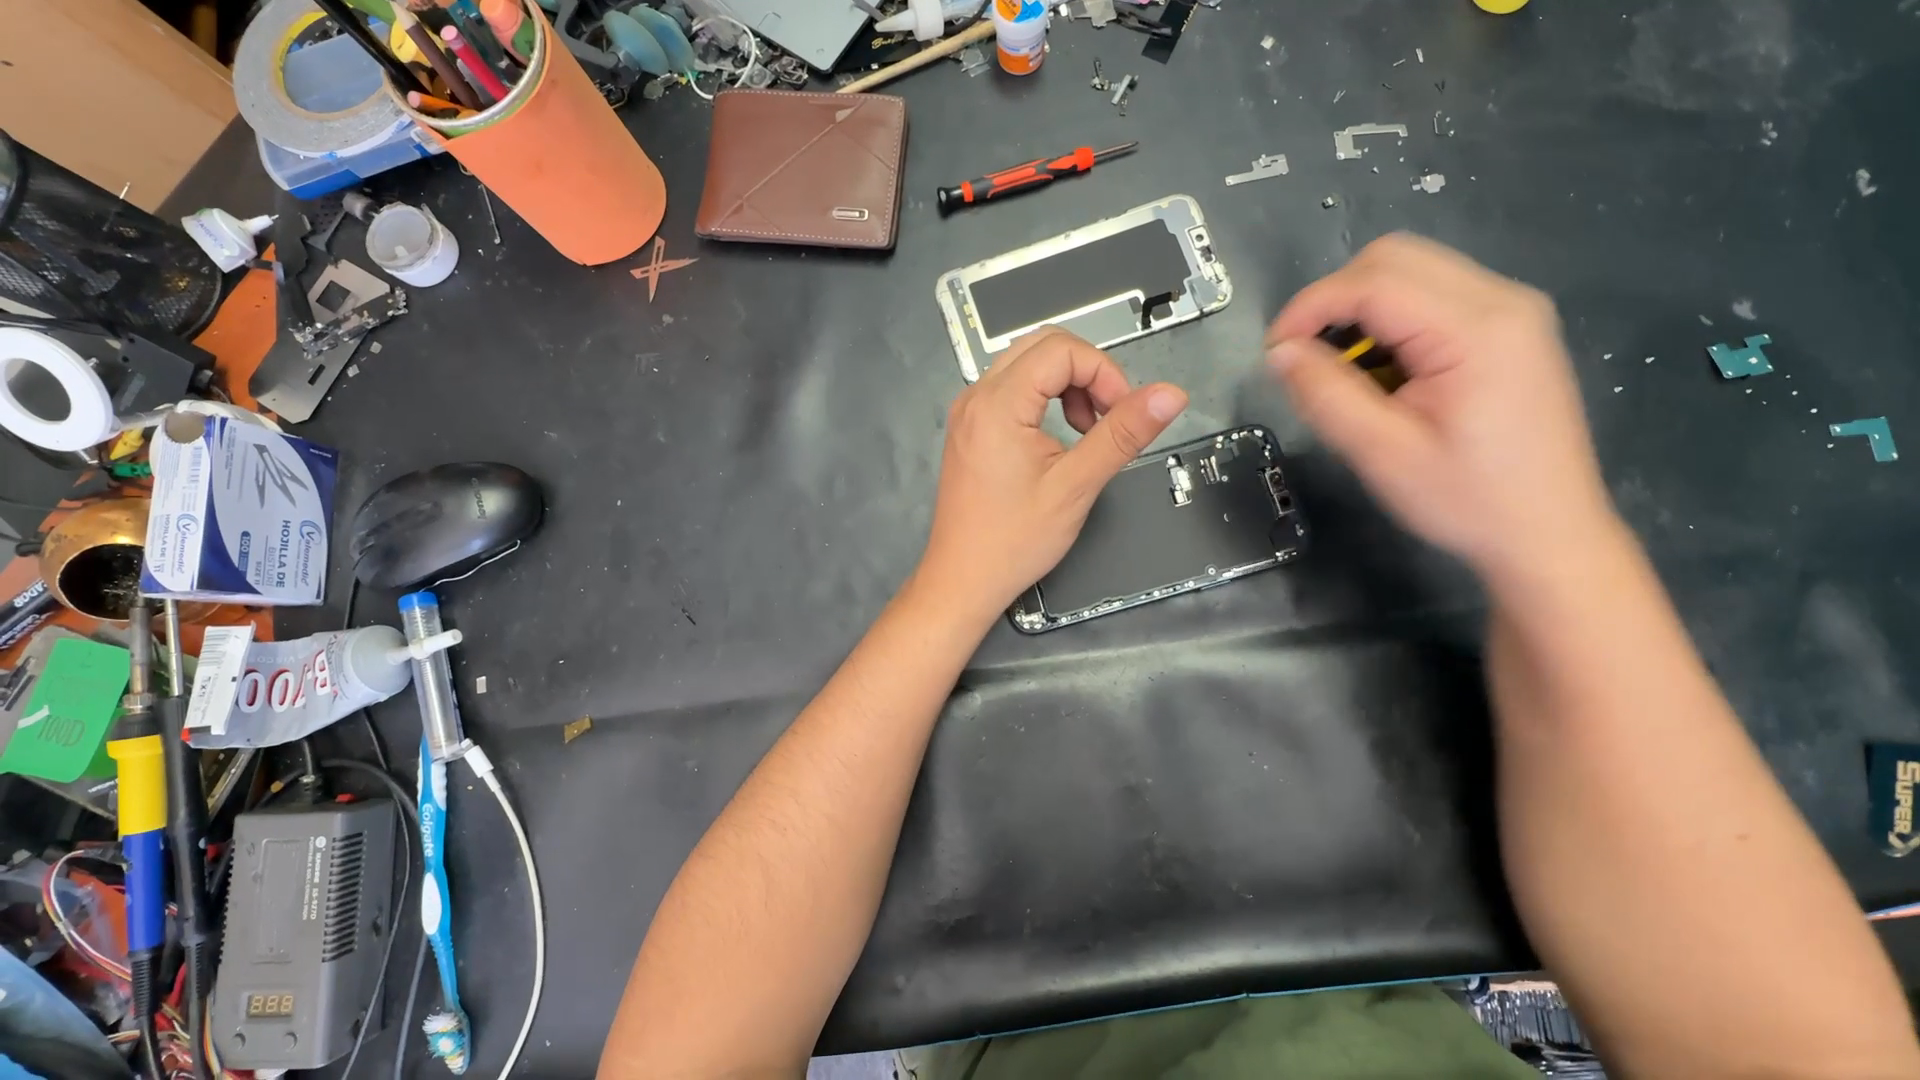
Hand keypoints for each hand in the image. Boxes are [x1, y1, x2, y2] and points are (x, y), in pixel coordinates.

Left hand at [917, 328, 1186, 614]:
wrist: (963, 579)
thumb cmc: (1012, 541)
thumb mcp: (1077, 486)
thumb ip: (1123, 434)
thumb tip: (1168, 396)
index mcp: (997, 405)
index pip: (1061, 350)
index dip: (1103, 372)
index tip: (1121, 413)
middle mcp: (976, 398)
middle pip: (1043, 347)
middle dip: (1087, 373)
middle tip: (1107, 417)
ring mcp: (969, 412)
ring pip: (1027, 365)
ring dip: (1067, 386)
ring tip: (1087, 431)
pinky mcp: (970, 428)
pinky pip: (1012, 390)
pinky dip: (1044, 400)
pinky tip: (1060, 438)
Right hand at [1265, 234, 1620, 577]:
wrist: (1549, 535)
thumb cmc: (1467, 500)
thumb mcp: (1382, 453)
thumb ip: (1325, 394)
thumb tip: (1278, 352)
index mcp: (1477, 328)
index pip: (1374, 280)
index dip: (1310, 306)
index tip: (1274, 352)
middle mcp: (1502, 299)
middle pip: (1394, 258)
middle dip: (1334, 299)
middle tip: (1305, 357)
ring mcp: (1513, 310)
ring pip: (1413, 270)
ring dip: (1362, 308)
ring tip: (1344, 369)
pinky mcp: (1512, 327)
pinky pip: (1435, 295)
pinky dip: (1392, 319)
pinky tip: (1385, 370)